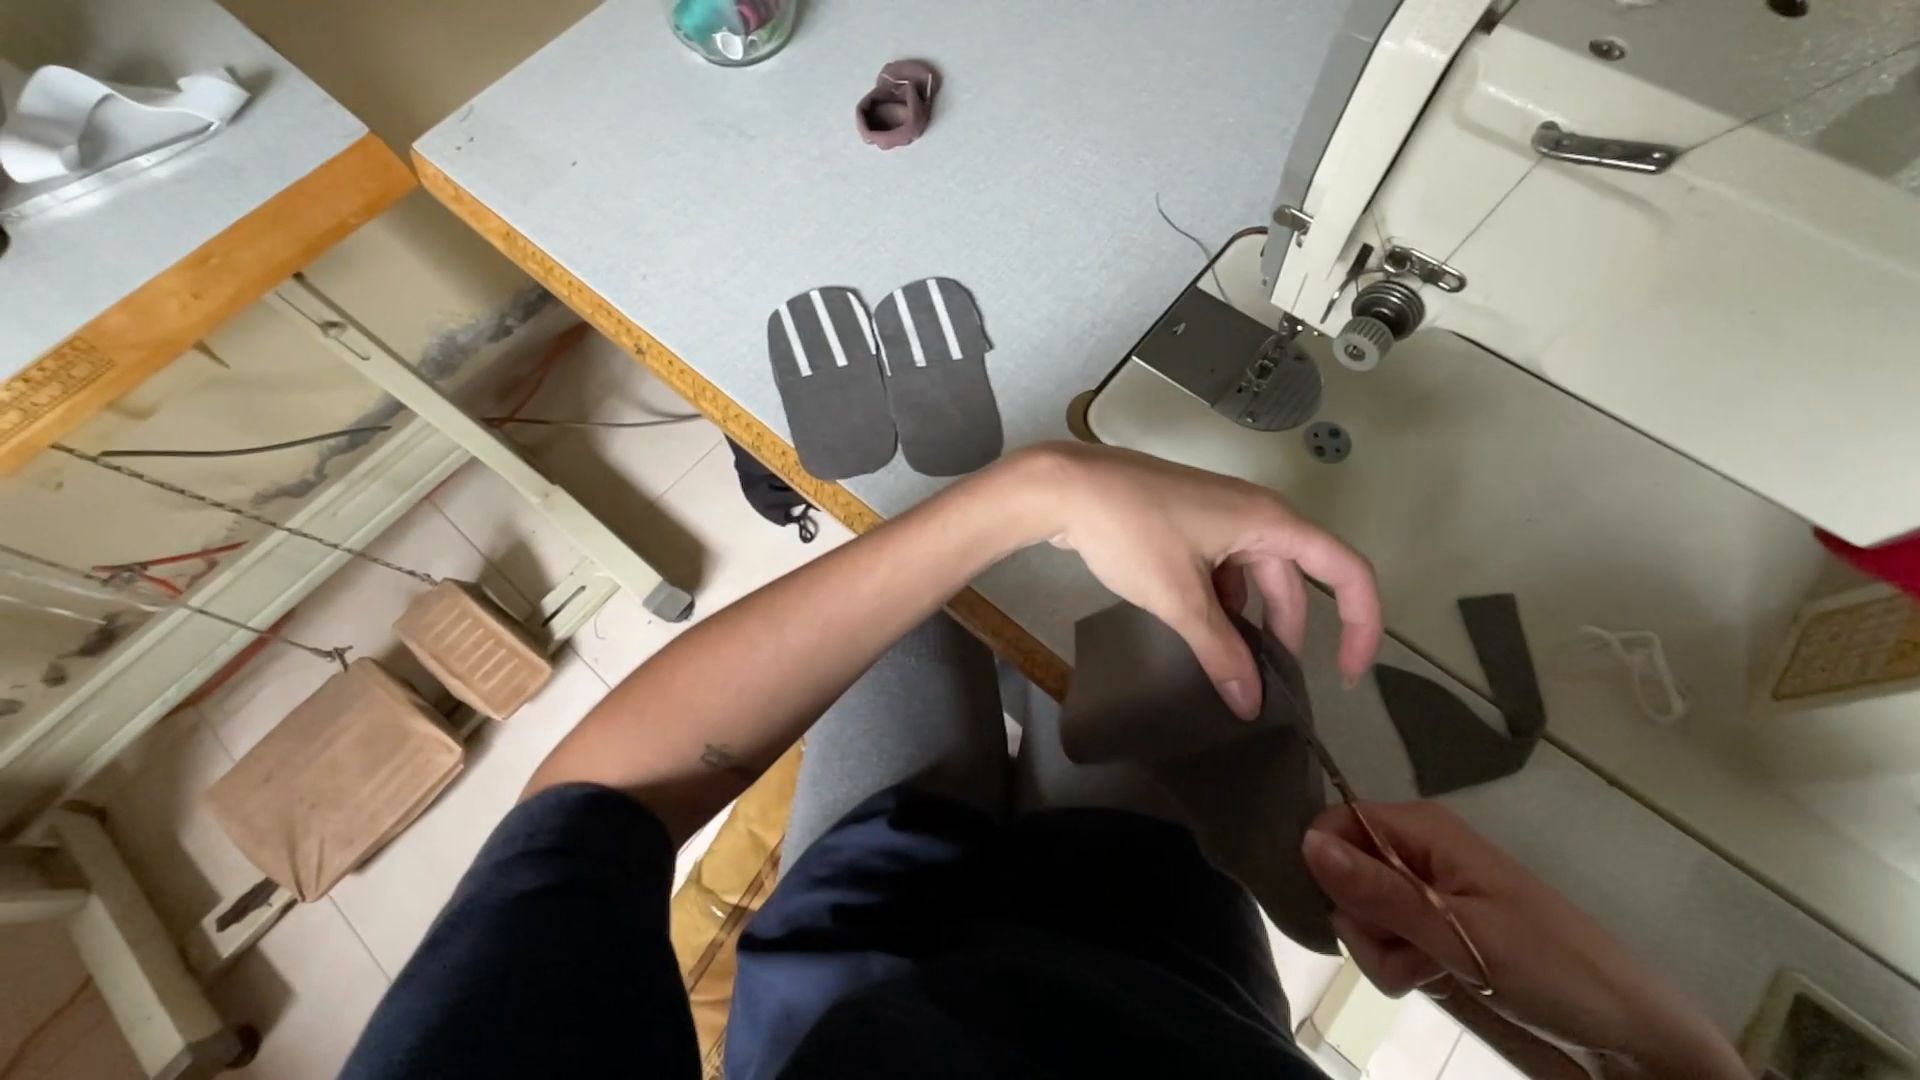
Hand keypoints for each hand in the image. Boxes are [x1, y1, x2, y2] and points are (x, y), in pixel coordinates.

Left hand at [1006, 442, 1381, 718]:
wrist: (1066, 487)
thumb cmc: (1130, 531)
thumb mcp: (1179, 597)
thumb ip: (1218, 650)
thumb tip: (1249, 702)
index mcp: (1269, 522)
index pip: (1344, 571)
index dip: (1360, 624)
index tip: (1348, 672)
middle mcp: (1254, 514)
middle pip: (1292, 580)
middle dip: (1285, 632)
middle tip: (1268, 683)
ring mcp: (1218, 516)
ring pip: (1252, 577)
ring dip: (1247, 619)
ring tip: (1230, 665)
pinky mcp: (1188, 523)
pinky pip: (1221, 568)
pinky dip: (1219, 601)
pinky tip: (1199, 631)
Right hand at [1301, 802, 1746, 1079]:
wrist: (1630, 1030)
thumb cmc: (1550, 968)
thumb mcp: (1459, 933)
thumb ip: (1380, 890)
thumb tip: (1305, 843)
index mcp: (1421, 827)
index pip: (1333, 823)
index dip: (1324, 866)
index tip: (1347, 912)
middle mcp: (1415, 848)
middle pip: (1340, 870)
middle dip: (1359, 920)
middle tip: (1405, 951)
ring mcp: (1423, 887)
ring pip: (1357, 909)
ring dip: (1379, 949)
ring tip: (1430, 970)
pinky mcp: (1431, 923)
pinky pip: (1383, 934)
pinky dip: (1395, 962)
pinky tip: (1432, 976)